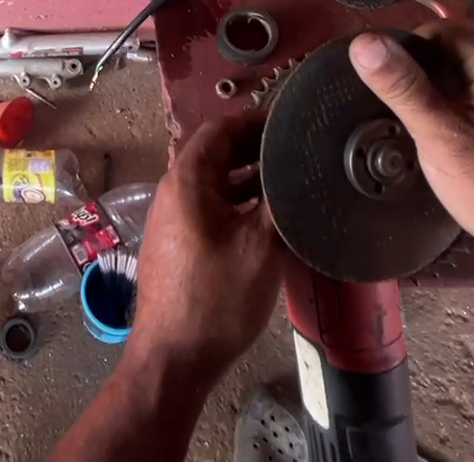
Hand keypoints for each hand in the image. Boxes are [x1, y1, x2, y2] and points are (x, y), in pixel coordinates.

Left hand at [126, 110, 284, 380]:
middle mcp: (175, 189)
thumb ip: (278, 203)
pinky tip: (271, 215)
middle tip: (298, 148)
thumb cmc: (215, 295)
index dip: (252, 120)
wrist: (173, 354)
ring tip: (292, 178)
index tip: (288, 120)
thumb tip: (300, 173)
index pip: (218, 130)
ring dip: (250, 177)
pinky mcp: (181, 241)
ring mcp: (175, 216)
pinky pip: (213, 206)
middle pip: (216, 153)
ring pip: (217, 182)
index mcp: (187, 179)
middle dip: (255, 148)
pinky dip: (239, 202)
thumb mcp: (260, 246)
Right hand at [346, 23, 473, 290]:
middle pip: (463, 52)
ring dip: (451, 96)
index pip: (444, 30)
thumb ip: (401, 86)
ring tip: (435, 134)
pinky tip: (465, 148)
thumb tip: (362, 42)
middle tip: (412, 117)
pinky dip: (473, 113)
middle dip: (430, 76)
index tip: (392, 89)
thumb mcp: (440, 138)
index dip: (409, 52)